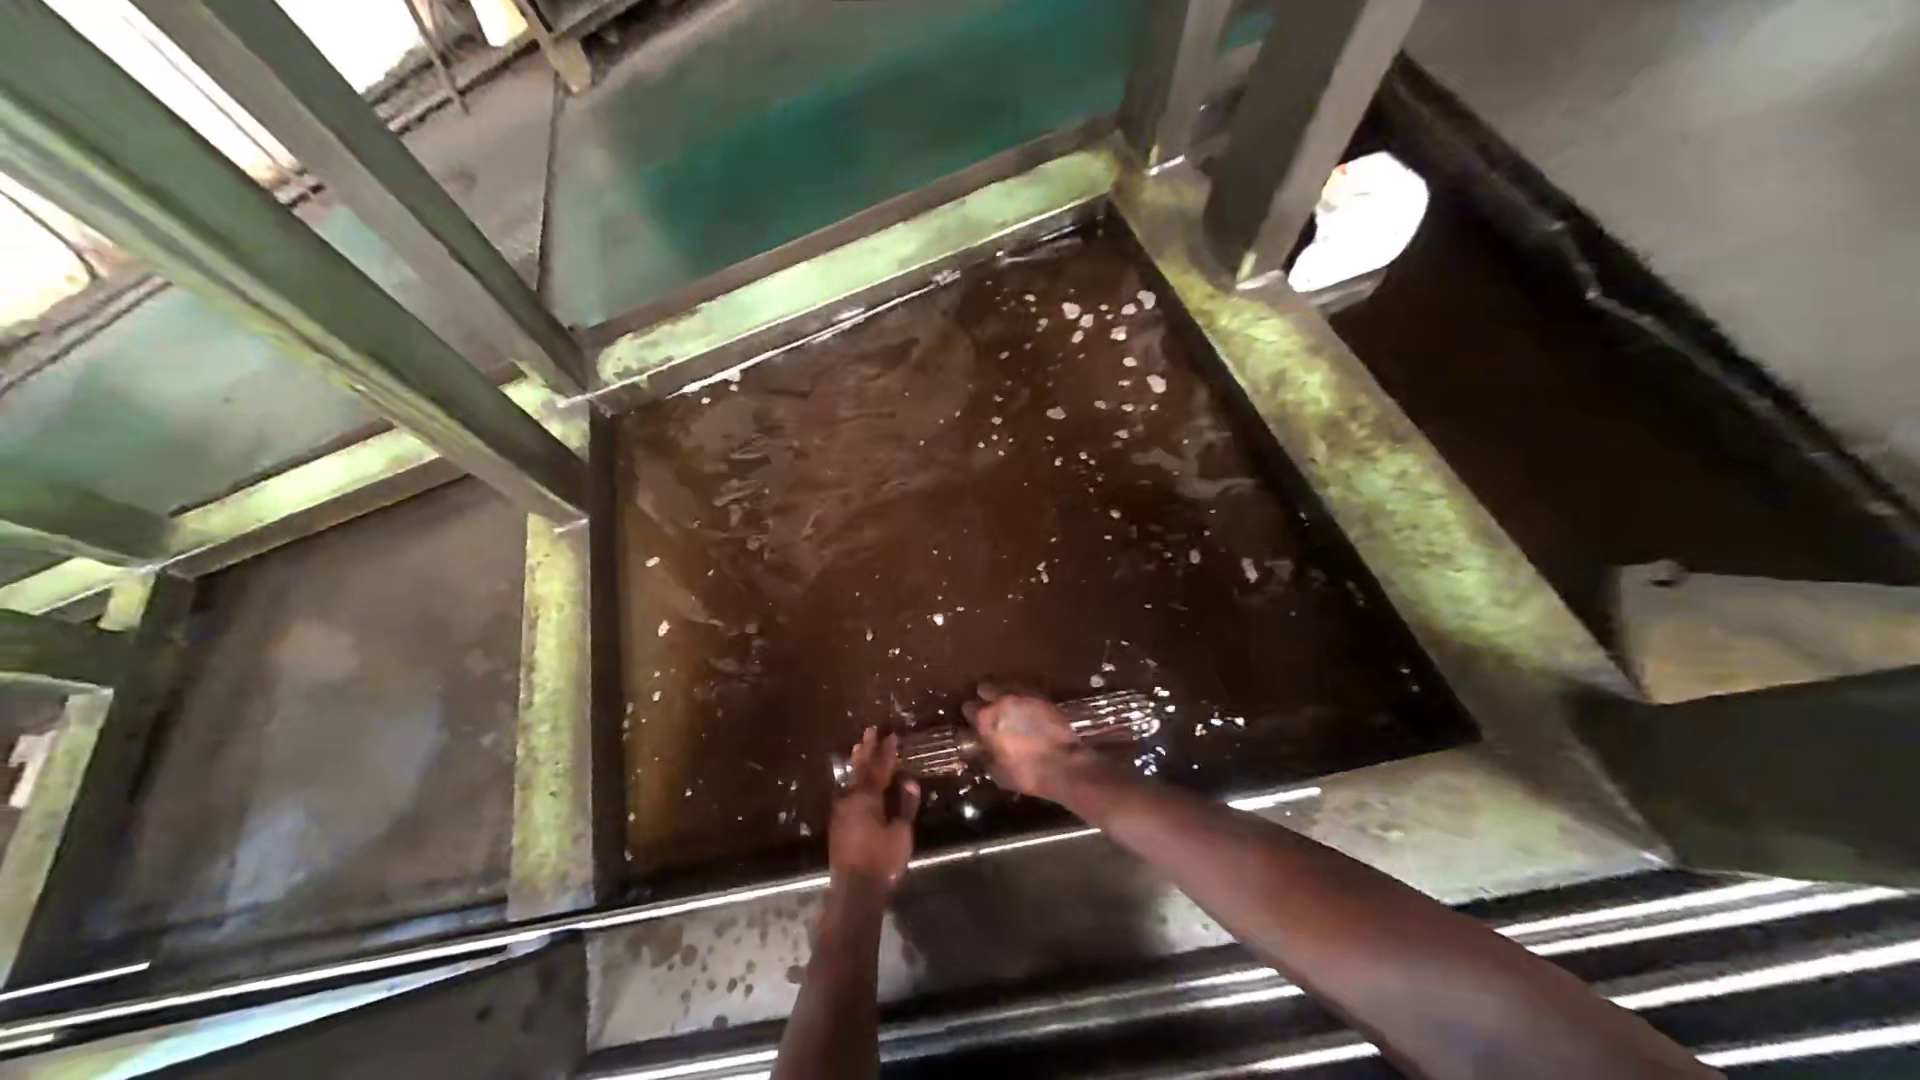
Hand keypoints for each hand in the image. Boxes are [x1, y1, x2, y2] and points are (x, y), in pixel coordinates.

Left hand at [829, 727, 919, 889]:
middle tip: (869, 731)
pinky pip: (846, 793)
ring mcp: (841, 811)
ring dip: (856, 764)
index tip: (891, 735)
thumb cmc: (882, 859)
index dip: (887, 752)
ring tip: (858, 748)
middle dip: (867, 750)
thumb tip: (909, 780)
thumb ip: (905, 805)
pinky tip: (853, 782)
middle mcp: (850, 799)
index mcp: (868, 798)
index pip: (880, 768)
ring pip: (850, 781)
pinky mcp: (837, 824)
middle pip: (860, 769)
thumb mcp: (901, 832)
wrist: (854, 889)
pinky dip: (852, 782)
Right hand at [962, 683, 1090, 801]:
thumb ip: (986, 757)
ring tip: (1007, 707)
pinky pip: (1025, 692)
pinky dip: (1022, 699)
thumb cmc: (1027, 773)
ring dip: (1003, 695)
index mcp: (985, 719)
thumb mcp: (998, 773)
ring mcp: (1023, 696)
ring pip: (1006, 687)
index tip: (972, 722)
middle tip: (990, 711)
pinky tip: (1025, 709)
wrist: (1065, 765)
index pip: (968, 708)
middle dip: (984, 698)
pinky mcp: (1042, 697)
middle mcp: (1001, 701)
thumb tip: (981, 751)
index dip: (970, 716)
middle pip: (985, 689)